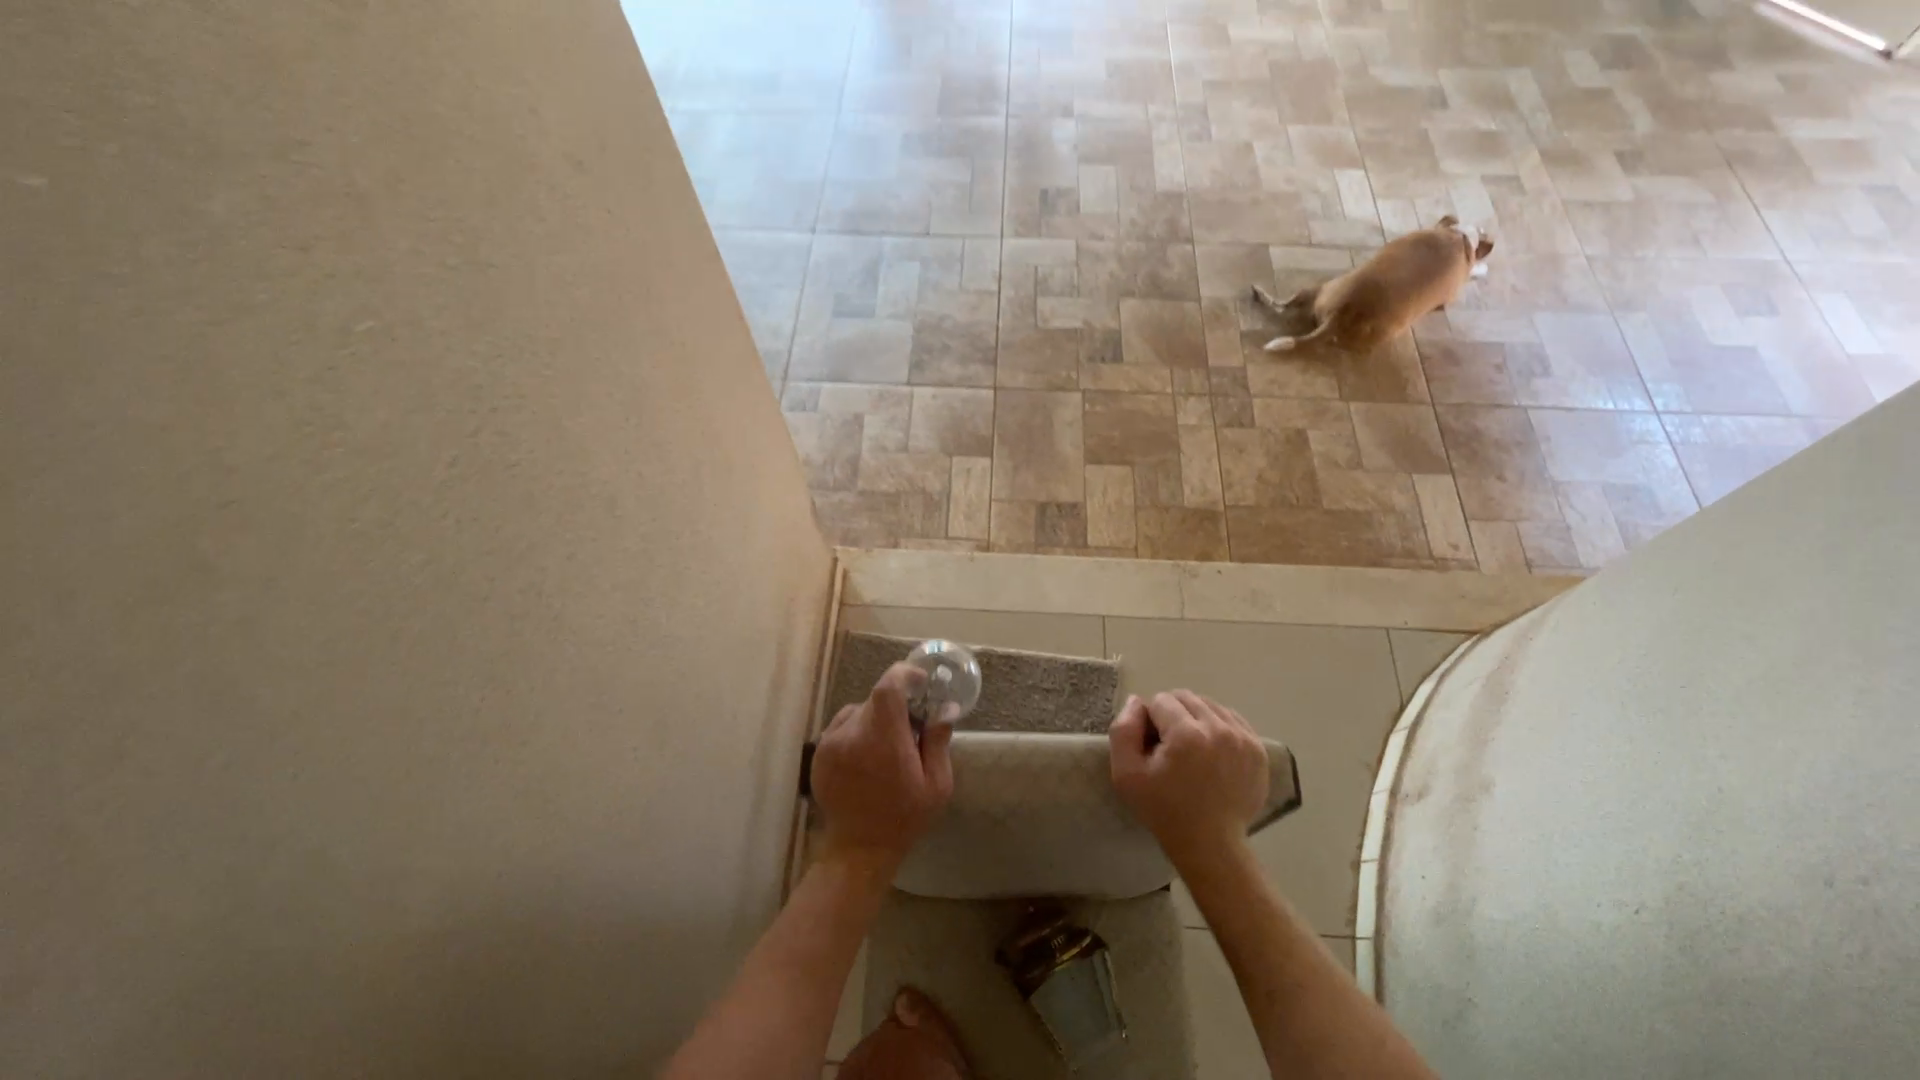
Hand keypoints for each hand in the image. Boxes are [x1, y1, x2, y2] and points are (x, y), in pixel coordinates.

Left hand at [813, 663, 955, 872]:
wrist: (858, 850)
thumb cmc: (904, 818)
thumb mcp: (936, 784)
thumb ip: (938, 740)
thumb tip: (946, 706)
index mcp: (883, 740)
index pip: (888, 687)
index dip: (904, 675)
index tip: (921, 682)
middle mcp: (852, 734)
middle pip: (875, 700)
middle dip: (895, 706)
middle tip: (911, 727)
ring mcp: (830, 743)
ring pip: (857, 711)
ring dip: (875, 719)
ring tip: (888, 746)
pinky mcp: (819, 753)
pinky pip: (842, 727)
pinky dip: (857, 731)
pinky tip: (867, 757)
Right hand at [1109, 690, 1268, 867]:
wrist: (1210, 843)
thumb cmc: (1164, 811)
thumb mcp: (1127, 775)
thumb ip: (1124, 730)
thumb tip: (1136, 702)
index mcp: (1187, 734)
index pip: (1160, 700)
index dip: (1149, 721)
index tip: (1151, 747)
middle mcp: (1219, 728)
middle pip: (1186, 697)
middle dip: (1172, 714)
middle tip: (1169, 747)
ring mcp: (1243, 738)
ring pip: (1210, 705)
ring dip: (1195, 718)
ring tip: (1191, 749)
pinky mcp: (1258, 748)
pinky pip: (1232, 719)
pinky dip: (1218, 726)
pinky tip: (1211, 750)